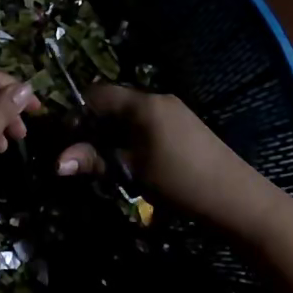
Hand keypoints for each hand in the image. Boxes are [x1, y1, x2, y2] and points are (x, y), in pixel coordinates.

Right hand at [55, 85, 280, 228]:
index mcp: (144, 104)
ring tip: (108, 165)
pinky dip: (133, 141)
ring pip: (131, 118)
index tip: (66, 138)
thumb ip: (94, 162)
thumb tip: (56, 163)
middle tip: (84, 156)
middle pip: (115, 105)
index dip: (77, 112)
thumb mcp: (131, 172)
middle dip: (95, 128)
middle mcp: (159, 100)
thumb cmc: (179, 180)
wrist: (235, 198)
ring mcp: (175, 113)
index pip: (98, 94)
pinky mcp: (185, 128)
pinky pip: (148, 126)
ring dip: (114, 137)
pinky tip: (134, 165)